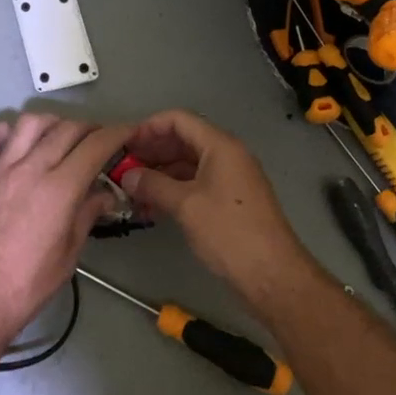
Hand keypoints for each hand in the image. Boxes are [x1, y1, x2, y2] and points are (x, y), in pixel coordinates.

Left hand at [0, 113, 131, 338]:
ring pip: (28, 123)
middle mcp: (30, 168)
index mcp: (59, 189)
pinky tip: (15, 142)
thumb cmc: (28, 284)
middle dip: (89, 128)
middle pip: (65, 129)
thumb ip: (87, 214)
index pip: (94, 146)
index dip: (116, 134)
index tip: (127, 131)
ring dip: (51, 123)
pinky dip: (5, 131)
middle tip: (98, 139)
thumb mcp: (70, 253)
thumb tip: (104, 193)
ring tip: (59, 135)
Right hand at [120, 110, 305, 301]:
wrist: (272, 275)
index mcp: (220, 145)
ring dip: (161, 172)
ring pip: (189, 163)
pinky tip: (154, 204)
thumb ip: (153, 185)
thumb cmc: (228, 232)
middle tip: (123, 165)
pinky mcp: (231, 201)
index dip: (149, 126)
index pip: (179, 119)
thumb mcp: (185, 205)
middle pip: (184, 139)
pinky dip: (175, 188)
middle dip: (152, 150)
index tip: (125, 143)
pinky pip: (197, 183)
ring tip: (133, 187)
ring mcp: (231, 179)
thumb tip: (127, 176)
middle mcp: (228, 155)